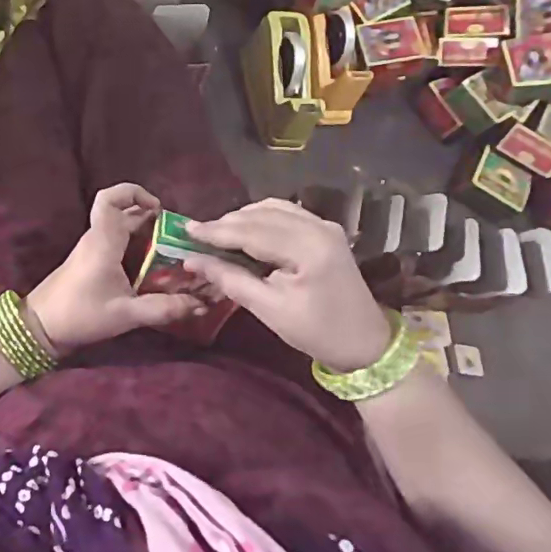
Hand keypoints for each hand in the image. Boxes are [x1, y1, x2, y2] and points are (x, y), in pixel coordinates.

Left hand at [26, 184, 204, 353]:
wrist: (41, 328)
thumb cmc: (80, 314)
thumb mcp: (125, 314)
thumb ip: (164, 308)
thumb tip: (200, 304)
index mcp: (103, 242)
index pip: (110, 199)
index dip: (134, 193)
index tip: (158, 209)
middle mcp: (97, 239)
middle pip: (123, 211)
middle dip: (151, 217)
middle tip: (176, 236)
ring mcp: (92, 249)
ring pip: (120, 227)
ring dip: (144, 232)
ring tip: (170, 251)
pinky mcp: (90, 261)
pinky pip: (116, 242)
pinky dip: (135, 246)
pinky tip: (152, 266)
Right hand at [181, 199, 391, 371]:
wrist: (365, 342)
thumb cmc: (317, 332)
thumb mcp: (269, 309)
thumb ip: (230, 280)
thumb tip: (191, 261)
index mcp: (307, 248)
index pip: (252, 231)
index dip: (216, 230)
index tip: (185, 230)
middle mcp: (318, 227)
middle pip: (261, 215)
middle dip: (226, 223)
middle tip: (195, 235)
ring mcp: (324, 225)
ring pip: (272, 209)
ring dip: (242, 219)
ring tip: (216, 234)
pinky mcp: (325, 230)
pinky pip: (286, 213)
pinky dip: (261, 219)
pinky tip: (244, 231)